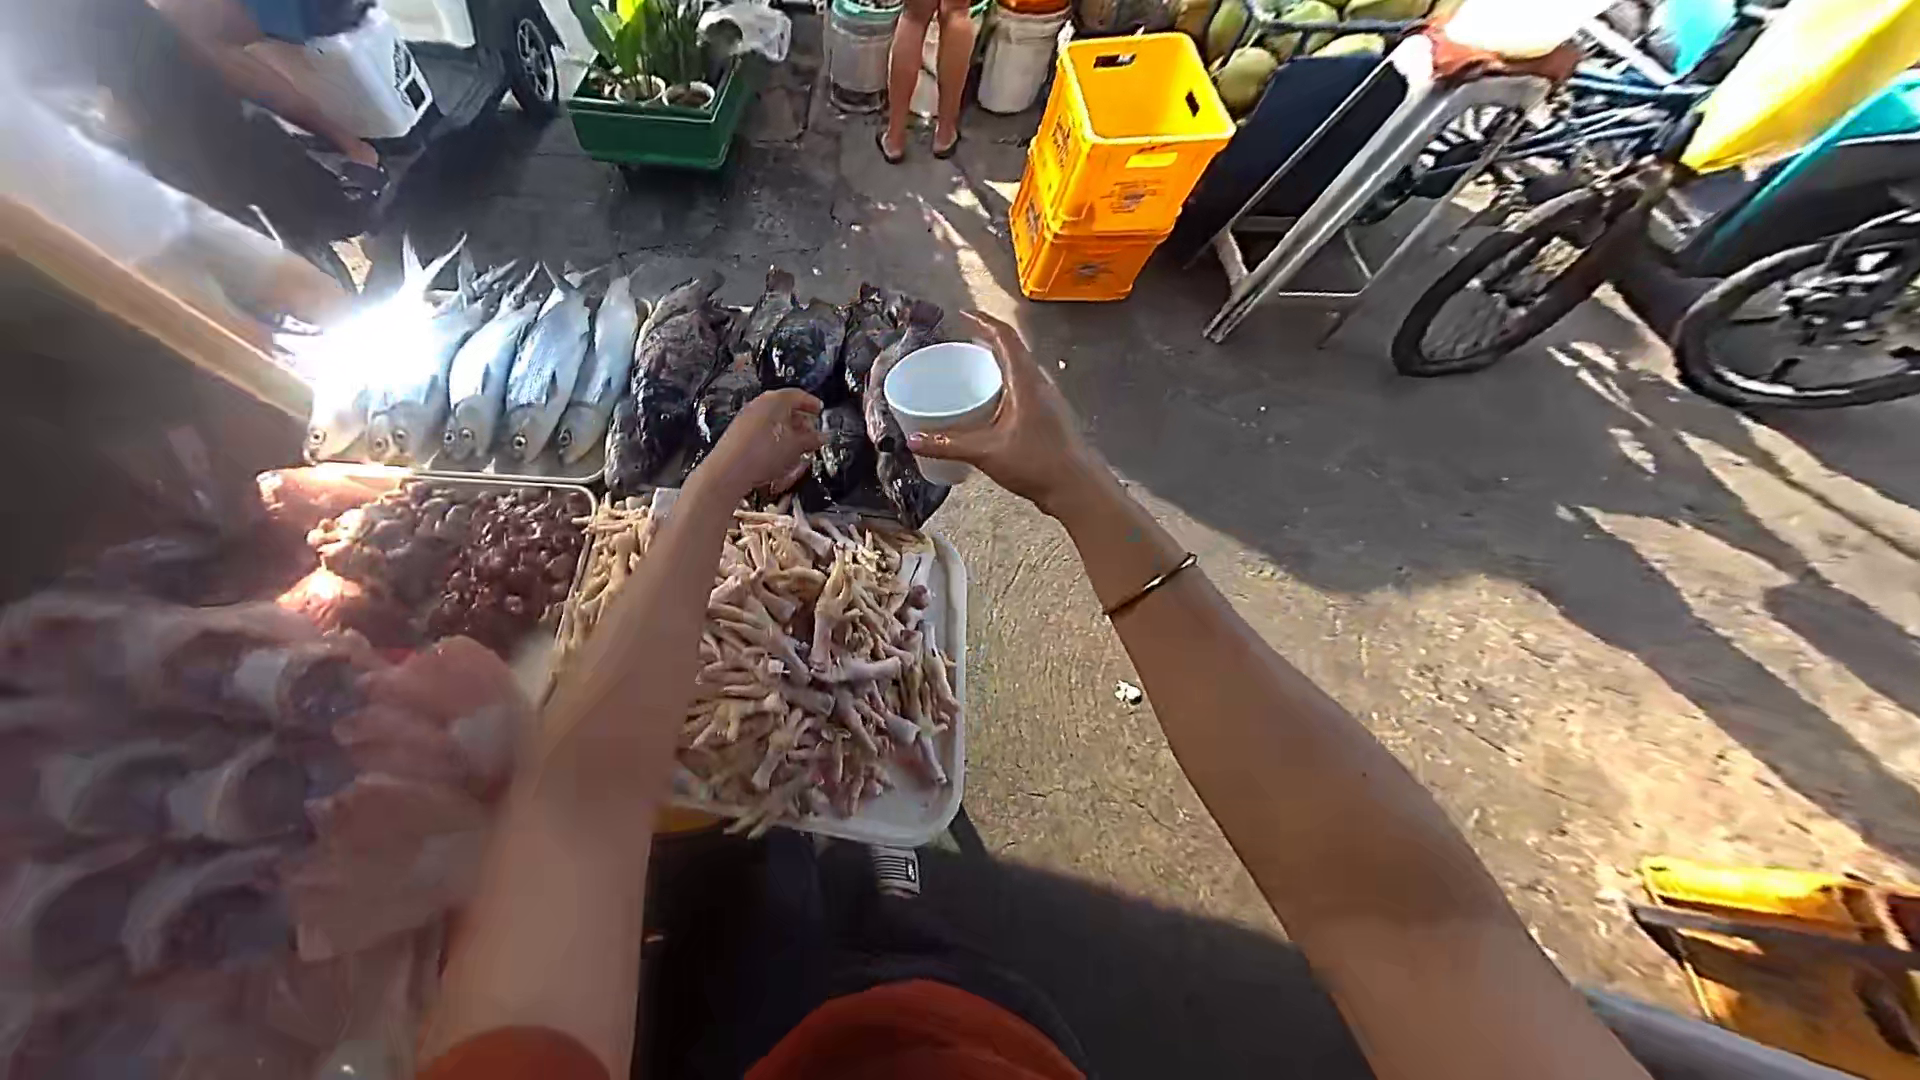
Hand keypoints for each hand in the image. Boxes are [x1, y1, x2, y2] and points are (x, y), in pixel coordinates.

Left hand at [696, 389, 823, 498]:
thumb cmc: (763, 454)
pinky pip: (762, 431)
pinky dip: (774, 438)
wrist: (730, 471)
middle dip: (801, 420)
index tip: (819, 411)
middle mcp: (759, 404)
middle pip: (785, 407)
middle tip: (812, 433)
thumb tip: (820, 437)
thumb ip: (812, 439)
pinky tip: (780, 454)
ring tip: (798, 447)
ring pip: (773, 420)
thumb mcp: (797, 447)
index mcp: (775, 400)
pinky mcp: (739, 433)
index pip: (798, 395)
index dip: (811, 404)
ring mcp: (747, 418)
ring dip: (788, 431)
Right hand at [906, 312, 1106, 517]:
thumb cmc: (1038, 464)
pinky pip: (1023, 392)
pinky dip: (1003, 388)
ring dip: (997, 366)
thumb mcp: (986, 452)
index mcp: (1026, 381)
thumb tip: (914, 439)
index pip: (1005, 337)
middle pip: (1013, 352)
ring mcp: (1047, 402)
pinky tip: (990, 408)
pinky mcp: (1048, 418)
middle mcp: (1039, 385)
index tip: (963, 316)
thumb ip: (948, 444)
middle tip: (962, 344)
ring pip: (1019, 372)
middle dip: (987, 343)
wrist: (1076, 489)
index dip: (983, 321)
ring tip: (972, 373)